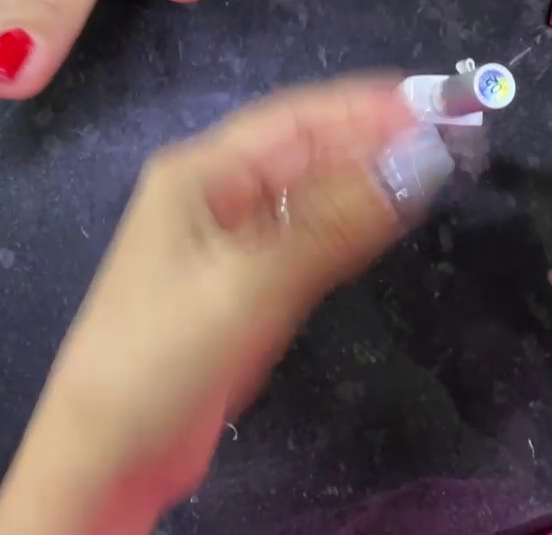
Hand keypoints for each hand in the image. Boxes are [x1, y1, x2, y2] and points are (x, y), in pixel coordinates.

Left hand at [0, 77, 449, 533]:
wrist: (109, 452)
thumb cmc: (164, 353)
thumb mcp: (249, 282)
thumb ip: (333, 223)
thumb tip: (415, 166)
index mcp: (200, 171)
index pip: (293, 119)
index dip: (361, 106)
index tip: (427, 100)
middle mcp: (215, 190)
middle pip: (304, 149)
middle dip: (370, 137)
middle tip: (443, 130)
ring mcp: (230, 235)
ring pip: (309, 189)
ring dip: (364, 175)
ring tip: (427, 161)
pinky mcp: (246, 277)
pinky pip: (306, 231)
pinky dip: (349, 218)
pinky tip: (385, 210)